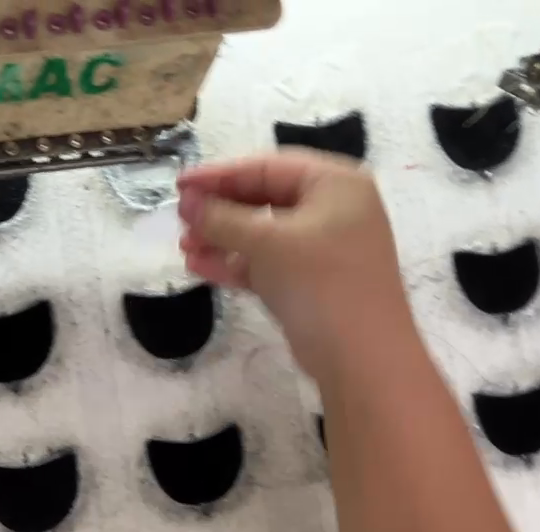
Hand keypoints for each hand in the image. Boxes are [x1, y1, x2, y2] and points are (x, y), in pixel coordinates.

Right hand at [178, 151, 411, 387]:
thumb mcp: (268, 243)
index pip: (267, 167)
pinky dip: (235, 264)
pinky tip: (200, 267)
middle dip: (219, 211)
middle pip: (263, 200)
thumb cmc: (321, 284)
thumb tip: (186, 202)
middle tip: (180, 221)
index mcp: (333, 183)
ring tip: (185, 248)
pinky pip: (265, 265)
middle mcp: (330, 210)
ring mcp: (320, 249)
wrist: (360, 356)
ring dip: (222, 240)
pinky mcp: (307, 284)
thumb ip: (223, 219)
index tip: (179, 185)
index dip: (219, 175)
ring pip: (261, 236)